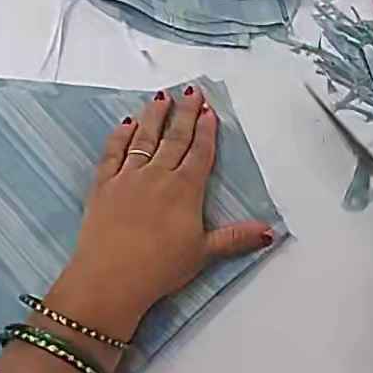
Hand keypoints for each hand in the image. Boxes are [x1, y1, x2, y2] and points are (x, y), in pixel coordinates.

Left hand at [47, 86, 274, 343]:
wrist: (110, 279)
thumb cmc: (158, 268)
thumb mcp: (203, 252)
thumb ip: (236, 238)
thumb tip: (268, 232)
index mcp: (185, 190)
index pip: (199, 152)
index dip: (206, 130)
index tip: (209, 111)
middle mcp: (157, 177)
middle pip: (175, 137)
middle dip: (185, 112)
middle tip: (192, 92)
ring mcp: (128, 179)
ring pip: (144, 139)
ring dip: (154, 116)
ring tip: (161, 98)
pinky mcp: (103, 187)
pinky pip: (113, 153)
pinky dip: (120, 136)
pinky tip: (125, 124)